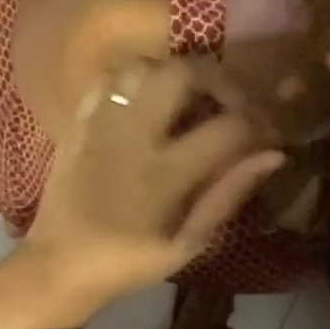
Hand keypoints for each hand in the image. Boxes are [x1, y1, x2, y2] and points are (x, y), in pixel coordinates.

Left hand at [24, 57, 285, 304]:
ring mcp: (100, 123)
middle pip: (182, 73)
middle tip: (228, 103)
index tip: (266, 135)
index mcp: (164, 173)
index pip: (228, 126)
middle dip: (217, 80)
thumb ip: (227, 194)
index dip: (258, 125)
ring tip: (187, 98)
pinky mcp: (77, 122)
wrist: (57, 263)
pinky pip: (107, 80)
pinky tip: (146, 101)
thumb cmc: (126, 262)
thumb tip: (272, 155)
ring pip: (141, 66)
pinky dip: (133, 80)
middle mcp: (132, 136)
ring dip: (173, 73)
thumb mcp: (187, 243)